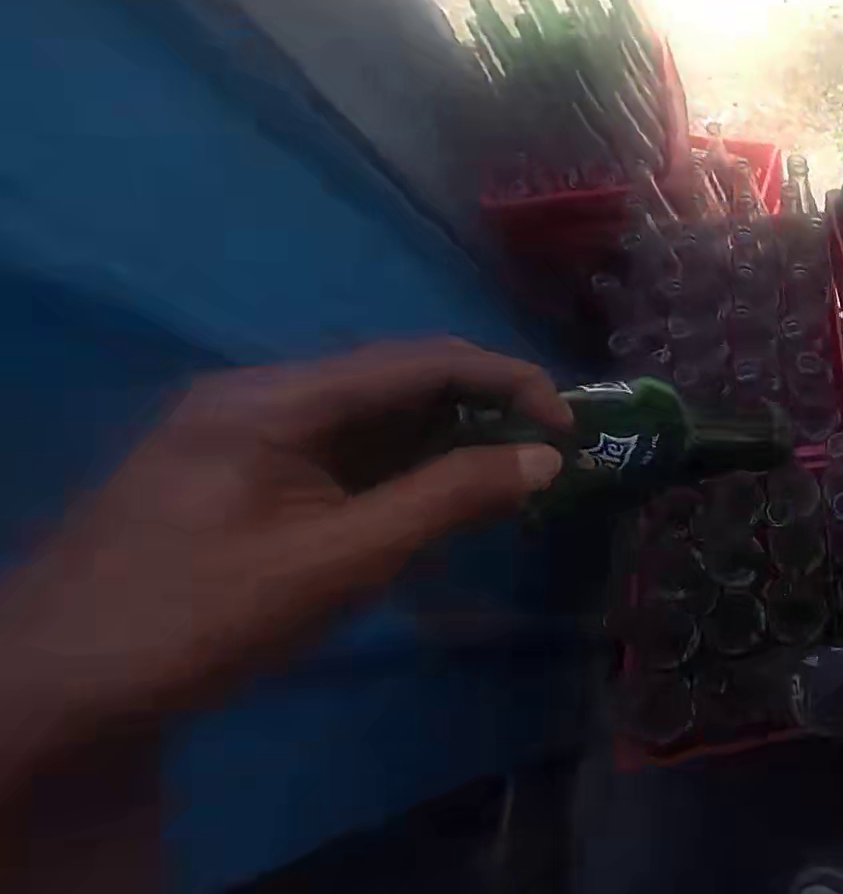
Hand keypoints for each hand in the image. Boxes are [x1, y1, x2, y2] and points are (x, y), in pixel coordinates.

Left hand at [0, 339, 570, 755]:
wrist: (38, 704)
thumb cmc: (195, 623)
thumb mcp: (342, 561)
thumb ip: (453, 498)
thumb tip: (550, 459)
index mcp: (277, 401)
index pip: (428, 361)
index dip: (514, 382)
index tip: (567, 428)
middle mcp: (272, 392)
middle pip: (415, 371)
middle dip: (495, 402)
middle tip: (549, 448)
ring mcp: (266, 422)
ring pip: (398, 403)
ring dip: (466, 430)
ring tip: (514, 470)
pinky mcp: (268, 457)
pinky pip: (371, 437)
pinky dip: (428, 456)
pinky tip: (453, 488)